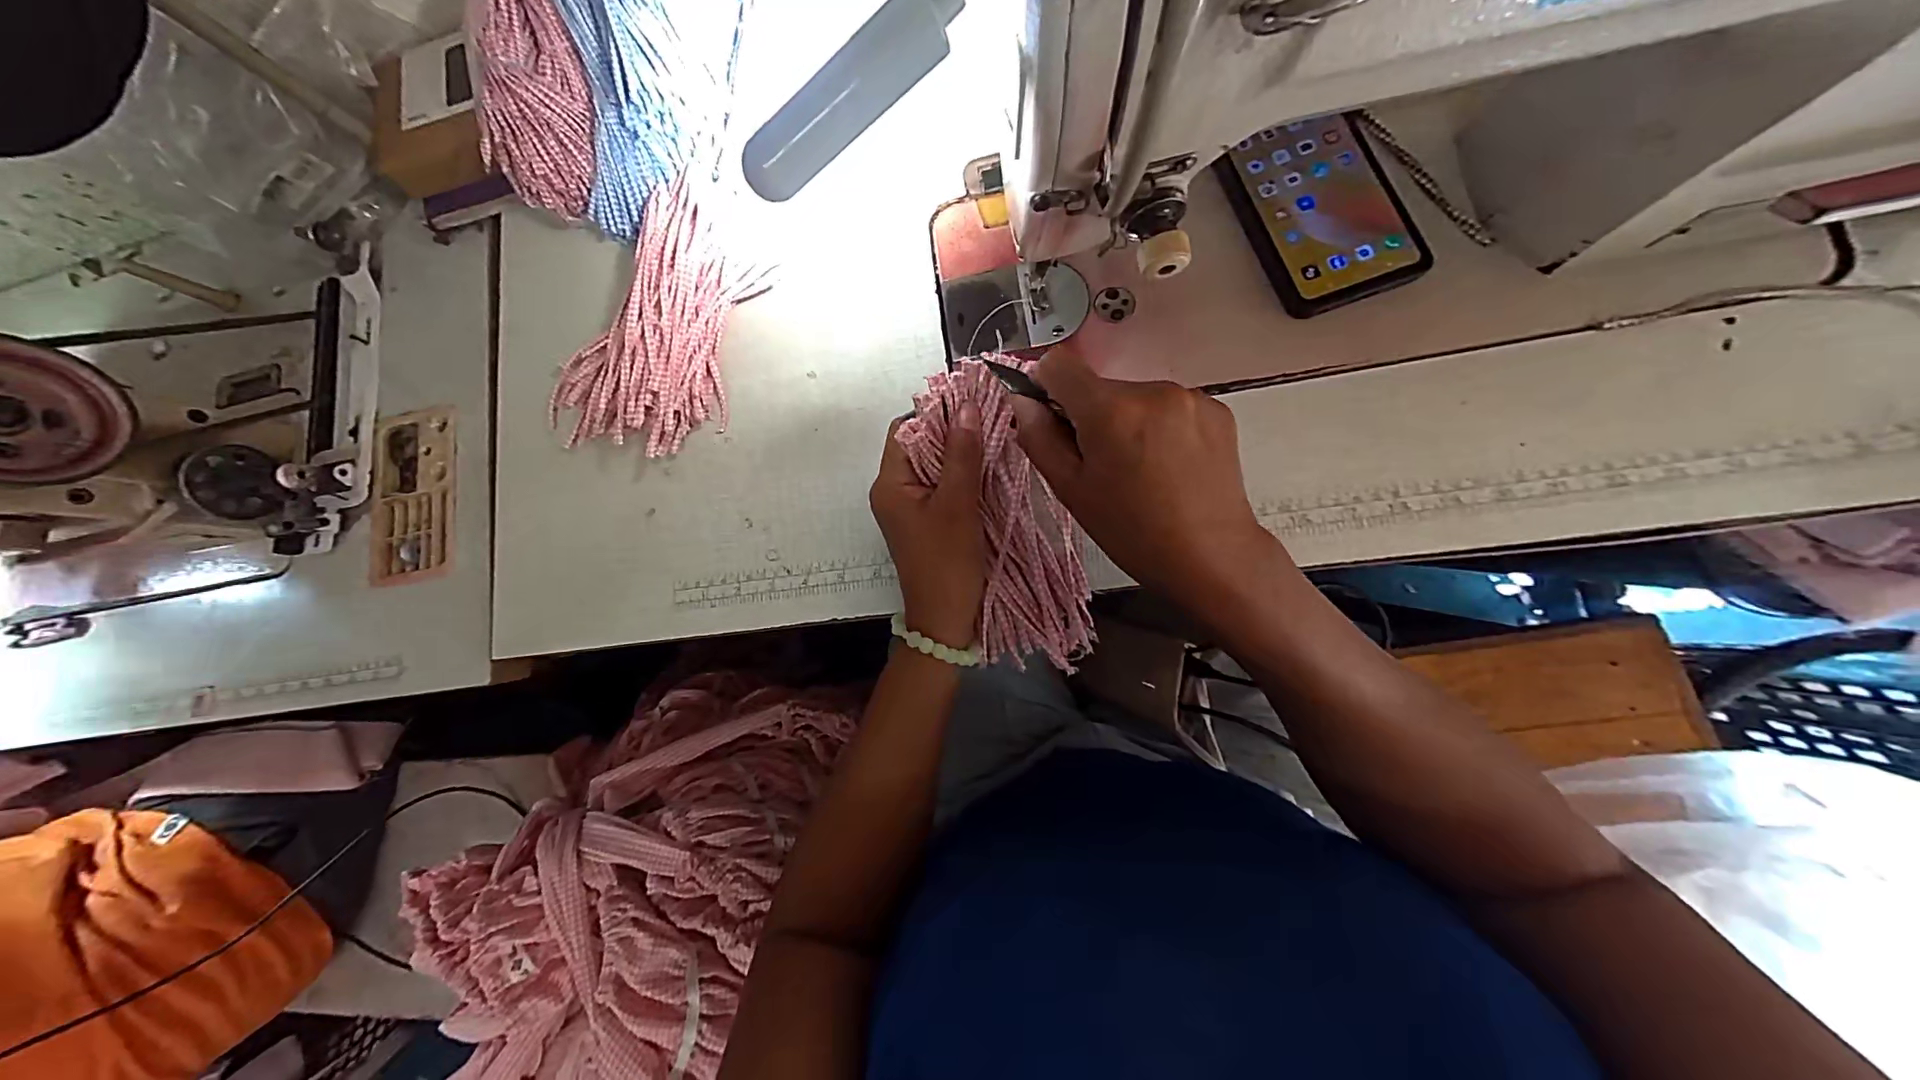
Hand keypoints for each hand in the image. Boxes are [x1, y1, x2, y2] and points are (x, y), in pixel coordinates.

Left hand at [870, 405, 987, 647]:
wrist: (945, 620)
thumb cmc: (948, 563)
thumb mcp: (958, 504)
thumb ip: (962, 454)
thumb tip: (966, 406)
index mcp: (889, 483)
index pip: (905, 429)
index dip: (935, 413)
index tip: (972, 405)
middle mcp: (893, 491)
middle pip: (919, 445)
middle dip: (951, 432)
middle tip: (990, 422)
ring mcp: (909, 507)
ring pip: (932, 465)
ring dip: (959, 454)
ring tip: (993, 443)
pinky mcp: (925, 521)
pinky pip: (940, 486)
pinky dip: (960, 476)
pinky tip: (986, 472)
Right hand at [1011, 345, 1291, 623]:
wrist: (1210, 555)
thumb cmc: (1133, 532)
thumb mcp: (1072, 490)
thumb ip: (1039, 438)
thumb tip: (1022, 401)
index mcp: (1110, 410)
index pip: (1059, 364)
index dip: (1047, 388)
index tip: (1055, 420)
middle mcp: (1151, 391)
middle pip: (1100, 386)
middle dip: (1092, 415)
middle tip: (1100, 464)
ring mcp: (1189, 398)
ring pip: (1135, 397)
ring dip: (1127, 422)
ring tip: (1139, 470)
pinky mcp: (1216, 410)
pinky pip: (1169, 407)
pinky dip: (1160, 428)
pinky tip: (1168, 466)